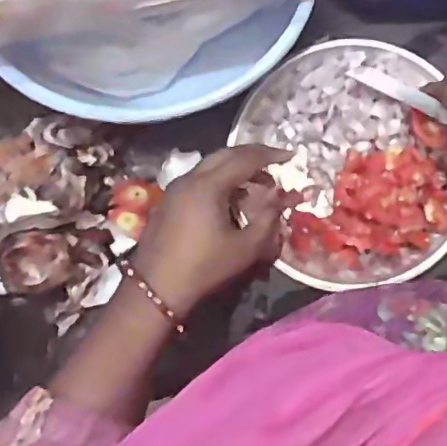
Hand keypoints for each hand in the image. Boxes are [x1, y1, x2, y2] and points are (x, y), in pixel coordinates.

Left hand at [133, 145, 294, 314]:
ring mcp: (176, 189)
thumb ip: (268, 218)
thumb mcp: (246, 247)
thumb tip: (280, 198)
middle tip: (276, 160)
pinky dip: (222, 177)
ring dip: (237, 166)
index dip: (271, 155)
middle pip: (226, 154)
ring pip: (212, 164)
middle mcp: (190, 179)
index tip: (291, 156)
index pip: (246, 159)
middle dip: (254, 154)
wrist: (155, 291)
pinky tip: (233, 195)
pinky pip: (200, 177)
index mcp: (209, 186)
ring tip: (259, 180)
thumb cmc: (204, 267)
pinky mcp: (169, 200)